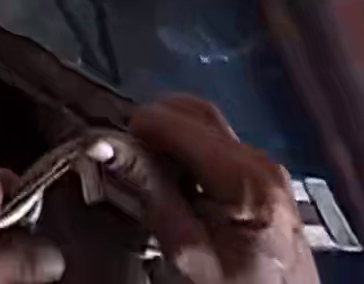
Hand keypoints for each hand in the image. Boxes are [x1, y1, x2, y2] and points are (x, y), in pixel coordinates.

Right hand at [90, 97, 317, 283]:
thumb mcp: (185, 252)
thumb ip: (146, 188)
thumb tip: (98, 140)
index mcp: (247, 181)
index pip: (170, 121)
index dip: (135, 132)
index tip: (117, 157)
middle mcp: (261, 162)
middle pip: (187, 110)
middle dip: (150, 128)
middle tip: (131, 162)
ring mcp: (266, 167)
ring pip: (197, 118)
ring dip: (165, 134)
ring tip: (153, 173)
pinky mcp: (263, 175)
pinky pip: (211, 137)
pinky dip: (184, 145)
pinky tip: (177, 179)